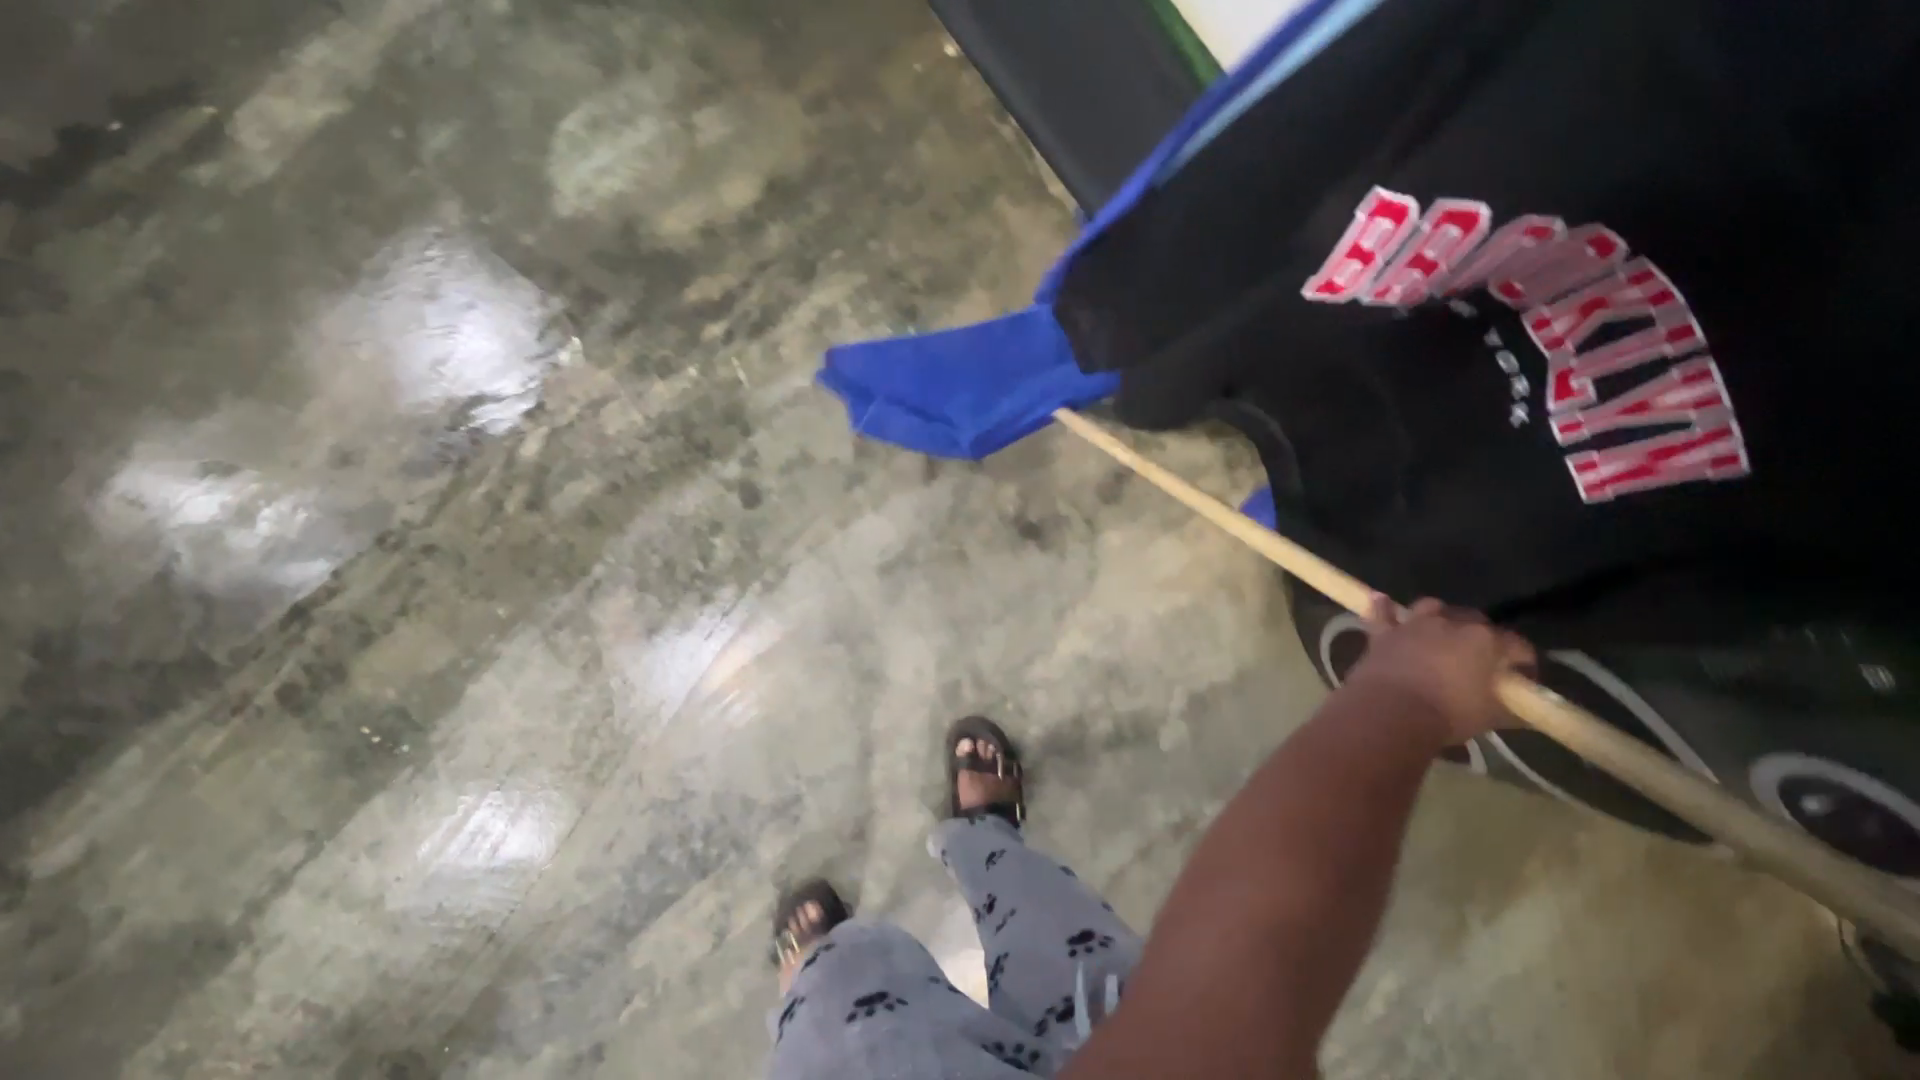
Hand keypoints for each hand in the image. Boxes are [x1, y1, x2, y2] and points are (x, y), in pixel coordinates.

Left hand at [1342, 596, 1535, 743]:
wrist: (1391, 711)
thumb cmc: (1448, 714)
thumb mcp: (1490, 717)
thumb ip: (1510, 709)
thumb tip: (1522, 712)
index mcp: (1485, 641)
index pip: (1517, 645)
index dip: (1524, 662)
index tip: (1522, 679)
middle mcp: (1450, 623)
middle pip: (1475, 620)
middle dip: (1482, 635)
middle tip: (1480, 659)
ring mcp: (1414, 625)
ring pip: (1431, 607)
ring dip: (1439, 616)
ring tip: (1441, 631)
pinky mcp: (1384, 633)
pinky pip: (1382, 613)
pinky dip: (1383, 608)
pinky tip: (1382, 600)